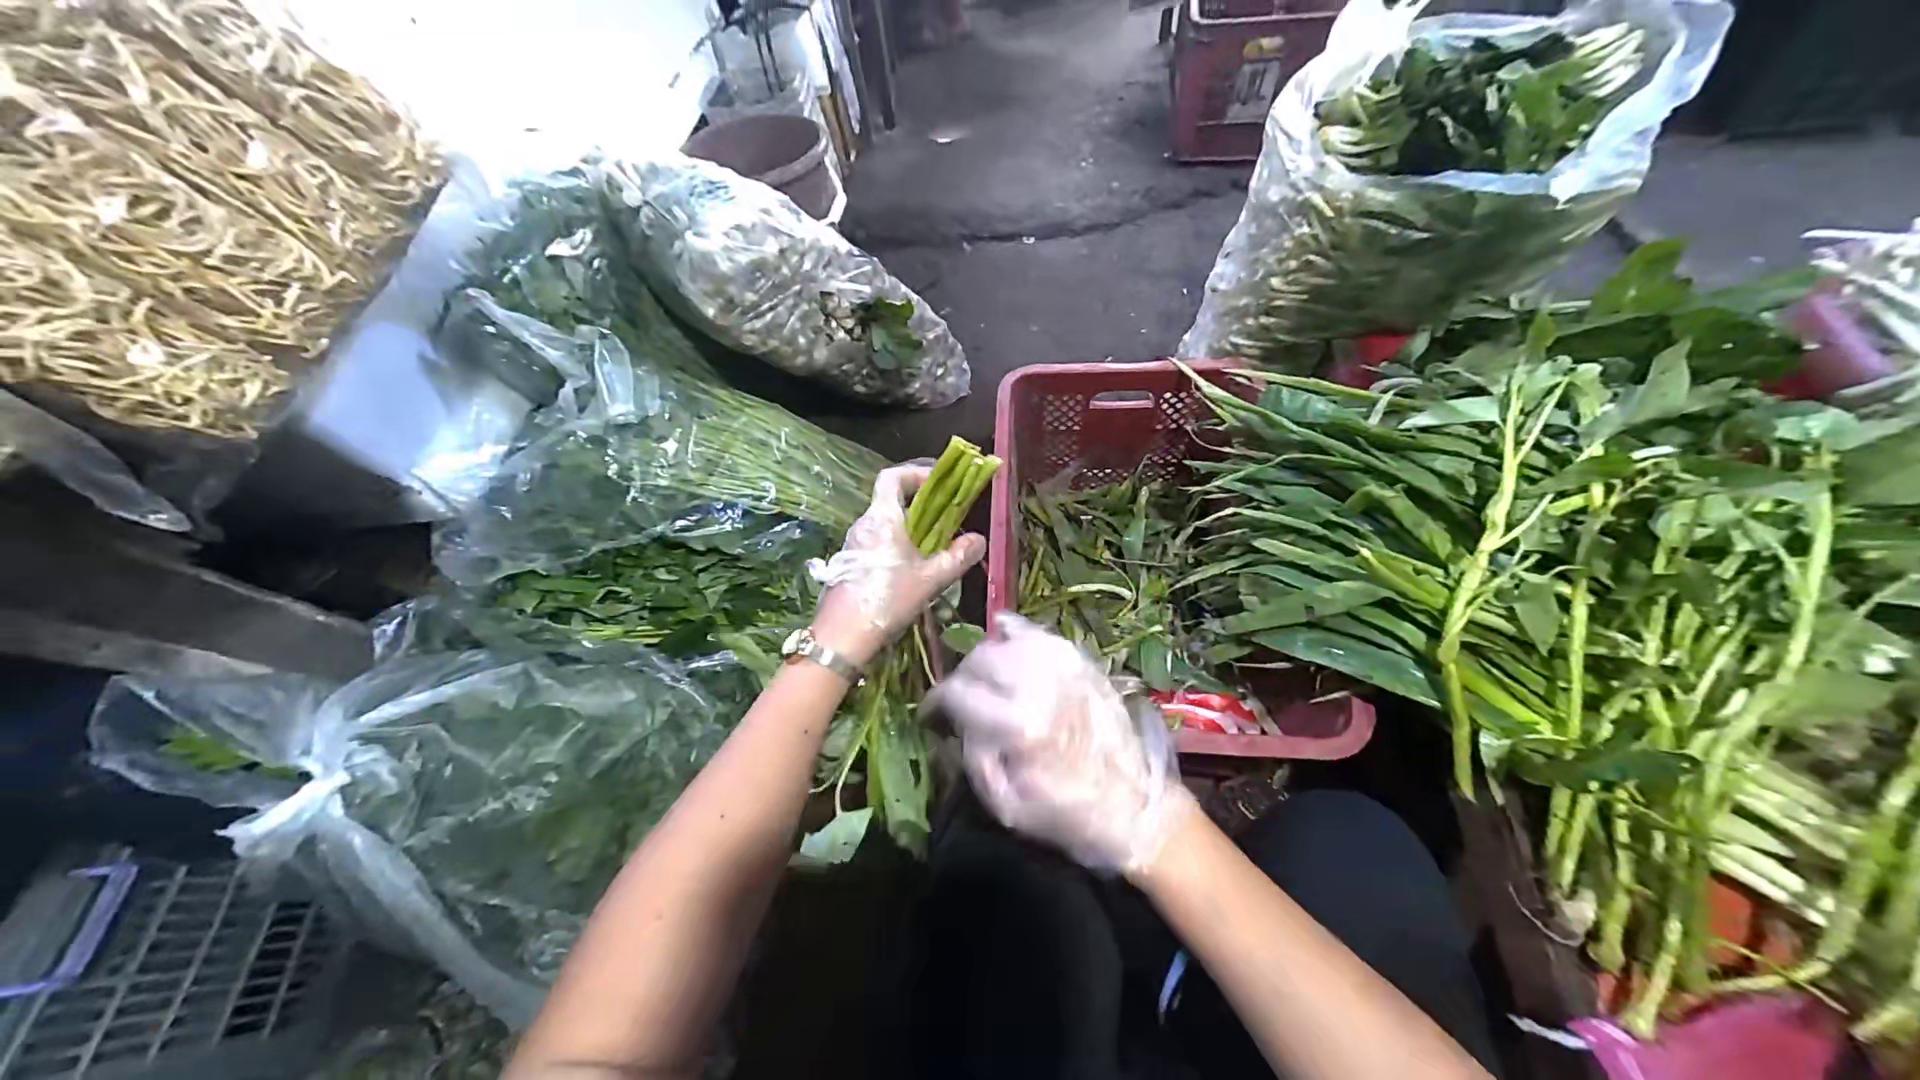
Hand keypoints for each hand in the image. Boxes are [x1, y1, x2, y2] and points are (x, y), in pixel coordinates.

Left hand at [808, 463, 985, 666]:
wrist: (842, 636)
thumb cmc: (887, 600)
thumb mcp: (930, 579)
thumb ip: (957, 557)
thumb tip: (979, 540)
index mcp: (882, 518)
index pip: (892, 477)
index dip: (915, 473)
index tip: (938, 484)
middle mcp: (863, 524)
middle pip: (889, 501)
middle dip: (918, 506)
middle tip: (943, 521)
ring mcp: (852, 544)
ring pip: (883, 524)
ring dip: (907, 529)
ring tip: (931, 549)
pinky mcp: (848, 563)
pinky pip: (875, 543)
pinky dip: (894, 546)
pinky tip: (908, 571)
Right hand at [929, 613, 1195, 874]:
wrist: (1133, 807)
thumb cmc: (1065, 813)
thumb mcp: (1005, 804)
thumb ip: (972, 757)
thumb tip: (955, 724)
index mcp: (1018, 723)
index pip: (958, 692)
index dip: (936, 701)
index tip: (931, 712)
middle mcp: (1040, 685)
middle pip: (980, 660)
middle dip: (961, 678)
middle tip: (959, 699)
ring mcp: (1065, 668)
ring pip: (1006, 641)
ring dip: (986, 656)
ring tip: (983, 678)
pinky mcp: (1082, 663)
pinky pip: (1040, 635)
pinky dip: (1016, 632)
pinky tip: (1005, 637)